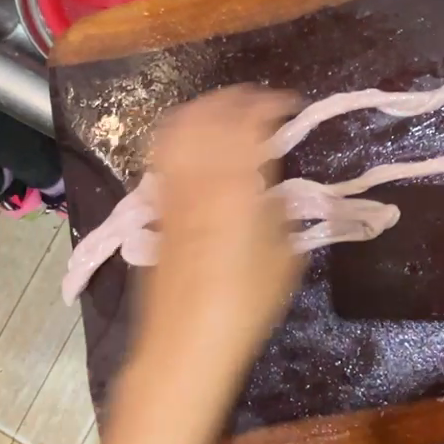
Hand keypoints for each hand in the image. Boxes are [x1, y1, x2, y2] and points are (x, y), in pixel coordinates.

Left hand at [132, 86, 303, 393]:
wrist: (185, 343)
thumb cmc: (245, 305)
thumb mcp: (285, 256)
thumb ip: (280, 210)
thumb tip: (273, 185)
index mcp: (238, 187)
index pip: (250, 123)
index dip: (270, 105)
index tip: (288, 105)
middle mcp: (200, 178)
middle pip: (210, 116)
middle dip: (235, 99)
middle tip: (258, 102)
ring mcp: (172, 191)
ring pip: (179, 129)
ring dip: (204, 111)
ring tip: (225, 112)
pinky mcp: (156, 208)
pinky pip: (163, 155)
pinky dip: (179, 136)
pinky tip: (193, 143)